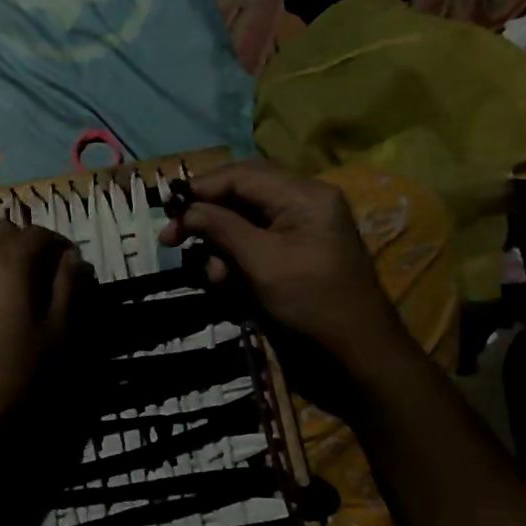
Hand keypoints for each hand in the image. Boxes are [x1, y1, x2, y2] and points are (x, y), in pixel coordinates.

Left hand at [0, 221, 92, 481]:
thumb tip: (73, 259)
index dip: (59, 244)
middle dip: (27, 242)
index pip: (39, 233)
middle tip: (43, 271)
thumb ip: (69, 287)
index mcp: (10, 260)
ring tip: (11, 276)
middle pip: (5, 228)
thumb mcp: (59, 331)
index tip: (70, 264)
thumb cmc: (18, 371)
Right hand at [160, 160, 407, 364]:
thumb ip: (222, 229)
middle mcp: (305, 200)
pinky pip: (259, 240)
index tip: (167, 208)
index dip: (202, 188)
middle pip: (243, 194)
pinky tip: (224, 279)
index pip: (242, 175)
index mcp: (304, 194)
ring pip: (247, 219)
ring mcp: (303, 224)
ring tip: (211, 274)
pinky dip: (237, 256)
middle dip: (207, 216)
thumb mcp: (262, 263)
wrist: (358, 349)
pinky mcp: (298, 248)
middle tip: (172, 238)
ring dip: (220, 242)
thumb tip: (185, 209)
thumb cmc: (312, 301)